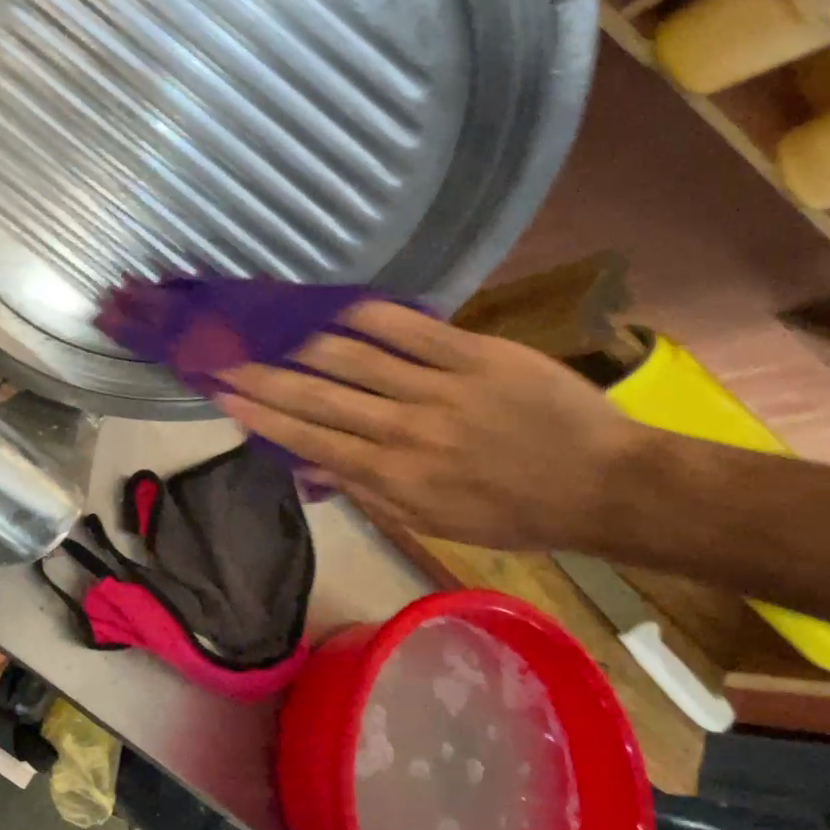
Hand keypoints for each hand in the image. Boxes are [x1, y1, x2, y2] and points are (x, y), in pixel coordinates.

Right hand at [216, 301, 650, 550]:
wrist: (606, 485)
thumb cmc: (510, 513)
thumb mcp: (430, 520)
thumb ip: (365, 489)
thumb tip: (305, 465)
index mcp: (394, 475)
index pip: (308, 438)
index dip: (260, 415)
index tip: (223, 395)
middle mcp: (406, 430)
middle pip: (316, 396)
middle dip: (262, 377)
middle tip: (223, 357)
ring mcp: (441, 388)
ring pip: (352, 358)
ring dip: (300, 344)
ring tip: (267, 332)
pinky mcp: (477, 354)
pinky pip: (410, 328)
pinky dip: (365, 316)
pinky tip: (333, 309)